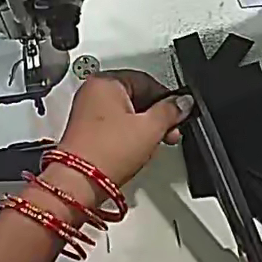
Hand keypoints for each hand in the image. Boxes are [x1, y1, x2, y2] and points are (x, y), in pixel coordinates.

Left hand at [54, 70, 190, 186]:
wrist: (80, 181)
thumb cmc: (105, 152)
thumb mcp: (150, 128)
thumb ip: (170, 111)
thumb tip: (182, 103)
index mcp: (105, 82)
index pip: (146, 80)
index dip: (167, 98)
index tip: (179, 112)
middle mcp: (93, 92)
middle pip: (136, 95)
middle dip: (156, 115)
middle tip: (169, 130)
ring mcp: (88, 111)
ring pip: (127, 112)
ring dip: (144, 127)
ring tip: (153, 143)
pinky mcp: (87, 131)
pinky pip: (115, 125)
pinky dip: (130, 135)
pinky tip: (137, 149)